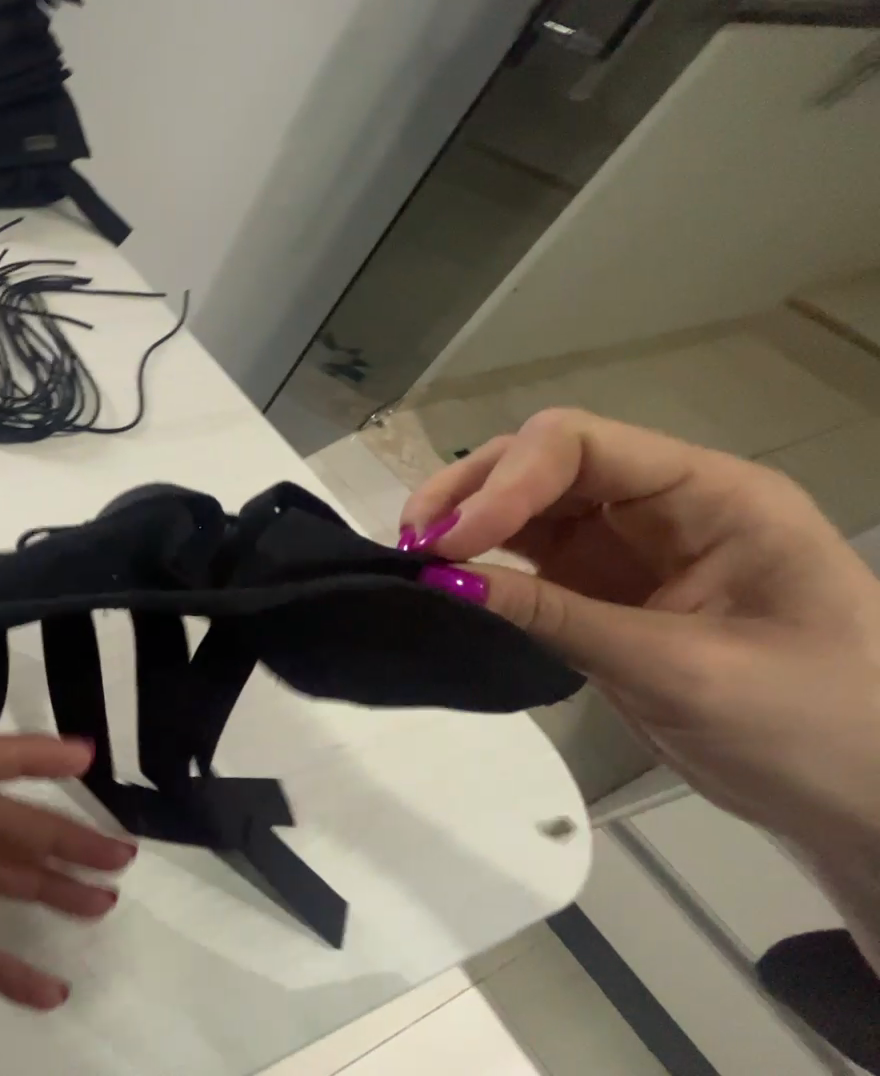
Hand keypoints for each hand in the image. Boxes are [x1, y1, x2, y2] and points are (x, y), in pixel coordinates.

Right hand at [400, 408, 879, 854]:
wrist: (864, 802)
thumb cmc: (814, 727)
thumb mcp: (678, 668)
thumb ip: (554, 617)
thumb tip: (437, 581)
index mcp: (713, 496)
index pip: (579, 446)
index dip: (504, 481)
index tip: (449, 543)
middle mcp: (660, 505)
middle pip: (538, 460)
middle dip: (468, 493)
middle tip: (414, 546)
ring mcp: (623, 545)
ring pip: (519, 502)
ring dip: (459, 520)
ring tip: (414, 558)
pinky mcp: (594, 586)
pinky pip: (518, 555)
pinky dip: (471, 562)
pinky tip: (440, 579)